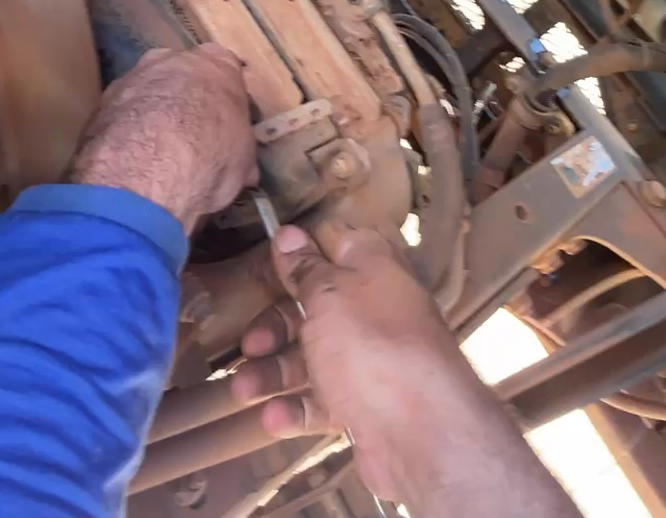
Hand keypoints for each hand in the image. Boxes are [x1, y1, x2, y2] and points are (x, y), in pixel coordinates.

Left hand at [68, 44, 256, 228]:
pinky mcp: (103, 100)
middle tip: (192, 137)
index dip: (224, 99)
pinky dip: (128, 129)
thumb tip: (244, 169)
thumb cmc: (211, 155)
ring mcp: (134, 75)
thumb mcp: (243, 160)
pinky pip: (123, 112)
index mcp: (216, 62)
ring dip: (154, 114)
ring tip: (158, 153)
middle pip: (183, 74)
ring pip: (149, 91)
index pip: (226, 71)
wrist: (146, 171)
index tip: (225, 123)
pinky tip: (133, 159)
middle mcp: (173, 57)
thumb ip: (240, 151)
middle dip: (187, 99)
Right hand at [231, 221, 574, 514]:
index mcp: (373, 266)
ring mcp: (372, 358)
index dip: (300, 249)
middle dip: (275, 325)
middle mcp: (374, 307)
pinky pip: (325, 400)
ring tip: (243, 390)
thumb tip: (288, 233)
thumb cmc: (370, 343)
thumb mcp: (329, 294)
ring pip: (314, 356)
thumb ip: (304, 268)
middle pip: (315, 306)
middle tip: (248, 343)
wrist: (422, 431)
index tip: (267, 258)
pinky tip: (273, 419)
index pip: (334, 243)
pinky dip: (298, 409)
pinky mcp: (367, 405)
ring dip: (275, 372)